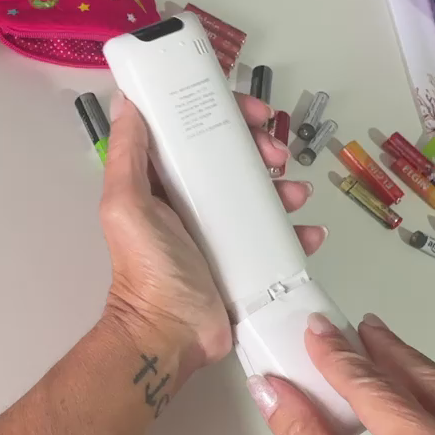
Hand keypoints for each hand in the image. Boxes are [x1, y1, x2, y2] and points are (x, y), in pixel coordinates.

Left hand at [97, 91, 323, 382]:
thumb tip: (128, 99)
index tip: (251, 111)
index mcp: (161, 179)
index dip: (222, 111)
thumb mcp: (126, 204)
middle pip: (233, 153)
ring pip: (260, 189)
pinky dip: (297, 228)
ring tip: (295, 194)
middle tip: (277, 154)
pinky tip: (309, 232)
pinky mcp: (245, 254)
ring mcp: (220, 226)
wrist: (170, 335)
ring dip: (285, 184)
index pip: (192, 128)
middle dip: (262, 145)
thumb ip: (126, 153)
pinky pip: (277, 231)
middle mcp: (190, 196)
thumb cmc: (146, 268)